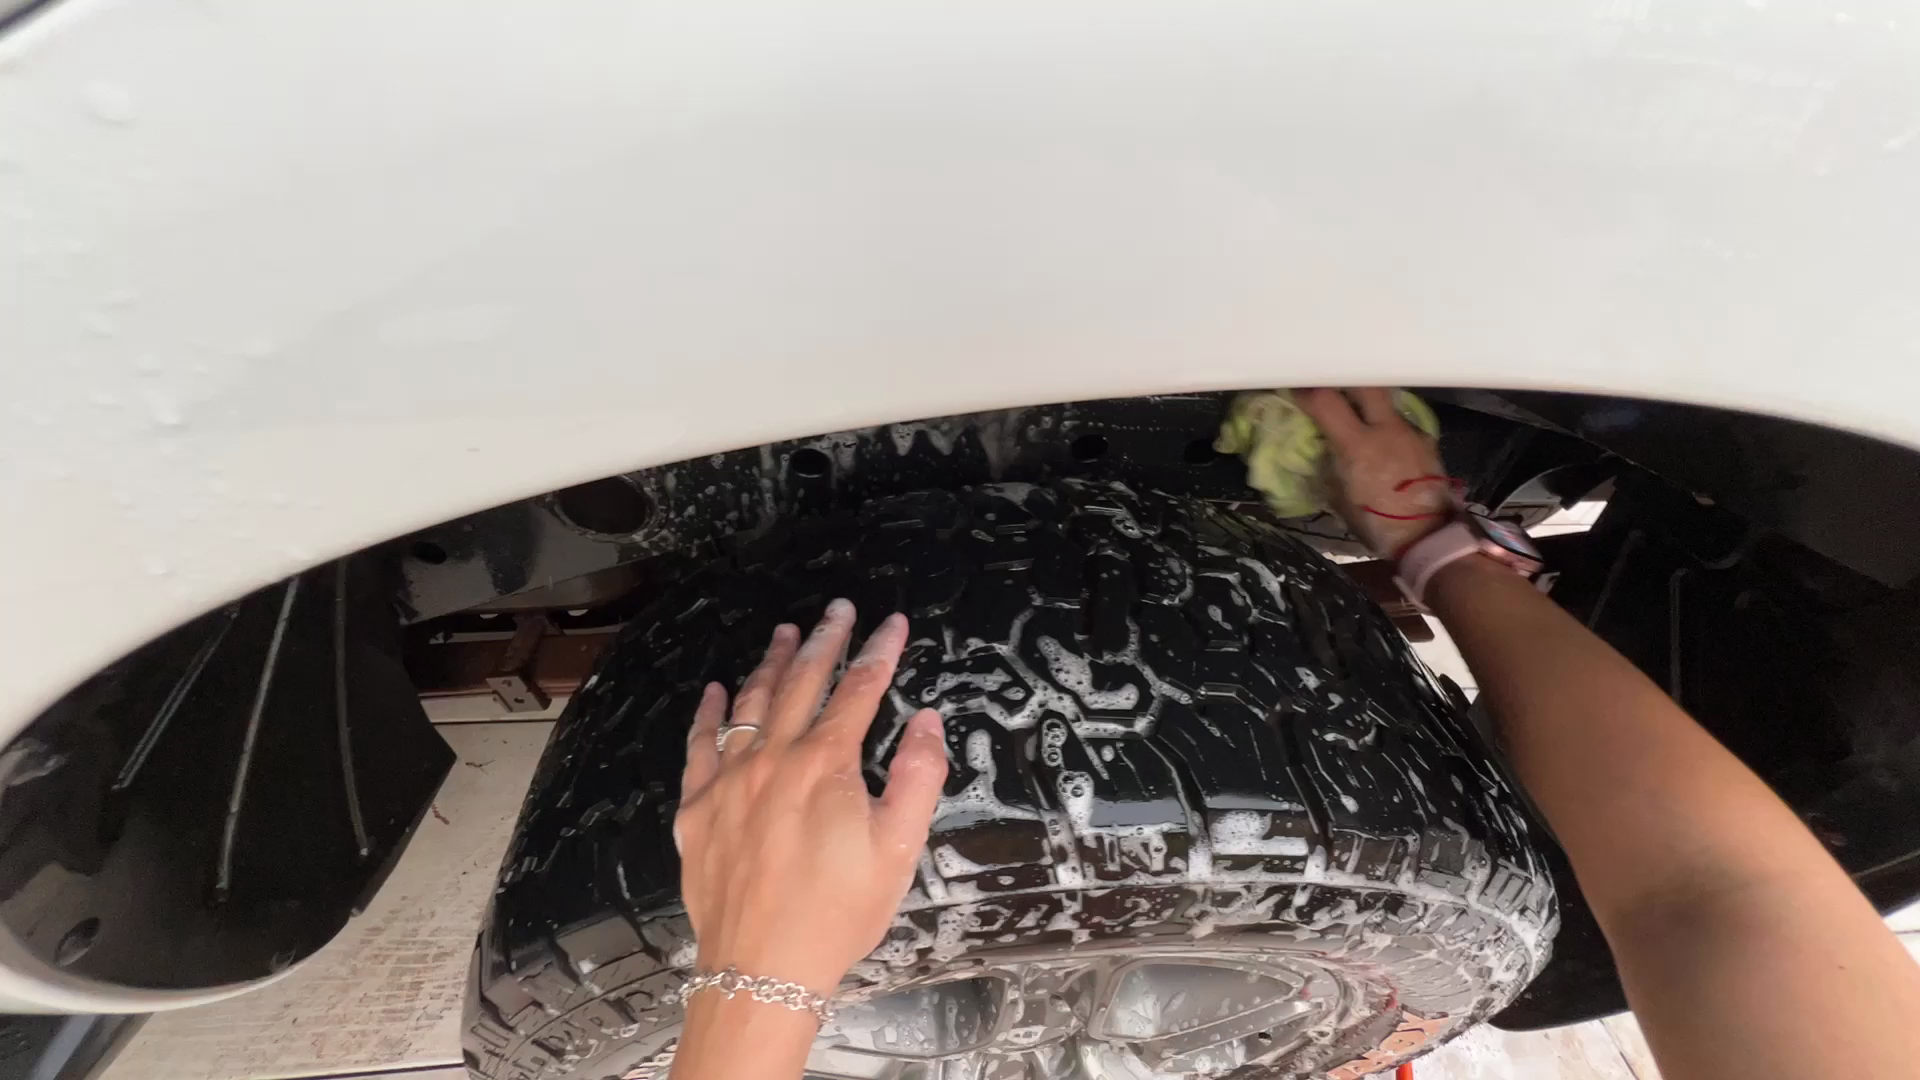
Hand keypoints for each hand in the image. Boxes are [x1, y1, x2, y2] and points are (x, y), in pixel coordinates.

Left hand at [675, 600, 948, 994]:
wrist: (761, 971)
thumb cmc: (839, 909)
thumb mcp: (899, 848)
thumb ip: (918, 775)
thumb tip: (927, 718)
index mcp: (825, 762)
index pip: (860, 689)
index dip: (880, 651)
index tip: (893, 622)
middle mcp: (774, 756)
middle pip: (804, 681)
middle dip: (826, 639)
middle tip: (838, 609)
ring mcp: (729, 779)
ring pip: (752, 703)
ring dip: (771, 662)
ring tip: (786, 631)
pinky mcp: (697, 807)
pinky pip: (700, 745)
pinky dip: (709, 713)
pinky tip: (716, 690)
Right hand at [1294, 387, 1454, 557]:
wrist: (1427, 537)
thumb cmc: (1375, 523)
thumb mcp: (1337, 496)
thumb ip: (1328, 465)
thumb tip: (1321, 449)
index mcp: (1358, 446)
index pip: (1326, 402)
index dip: (1307, 393)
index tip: (1296, 391)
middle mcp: (1387, 430)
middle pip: (1364, 386)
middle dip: (1342, 383)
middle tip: (1327, 388)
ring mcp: (1410, 433)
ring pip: (1385, 402)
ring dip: (1366, 402)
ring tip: (1354, 413)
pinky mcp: (1425, 442)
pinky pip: (1399, 422)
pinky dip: (1384, 424)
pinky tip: (1380, 440)